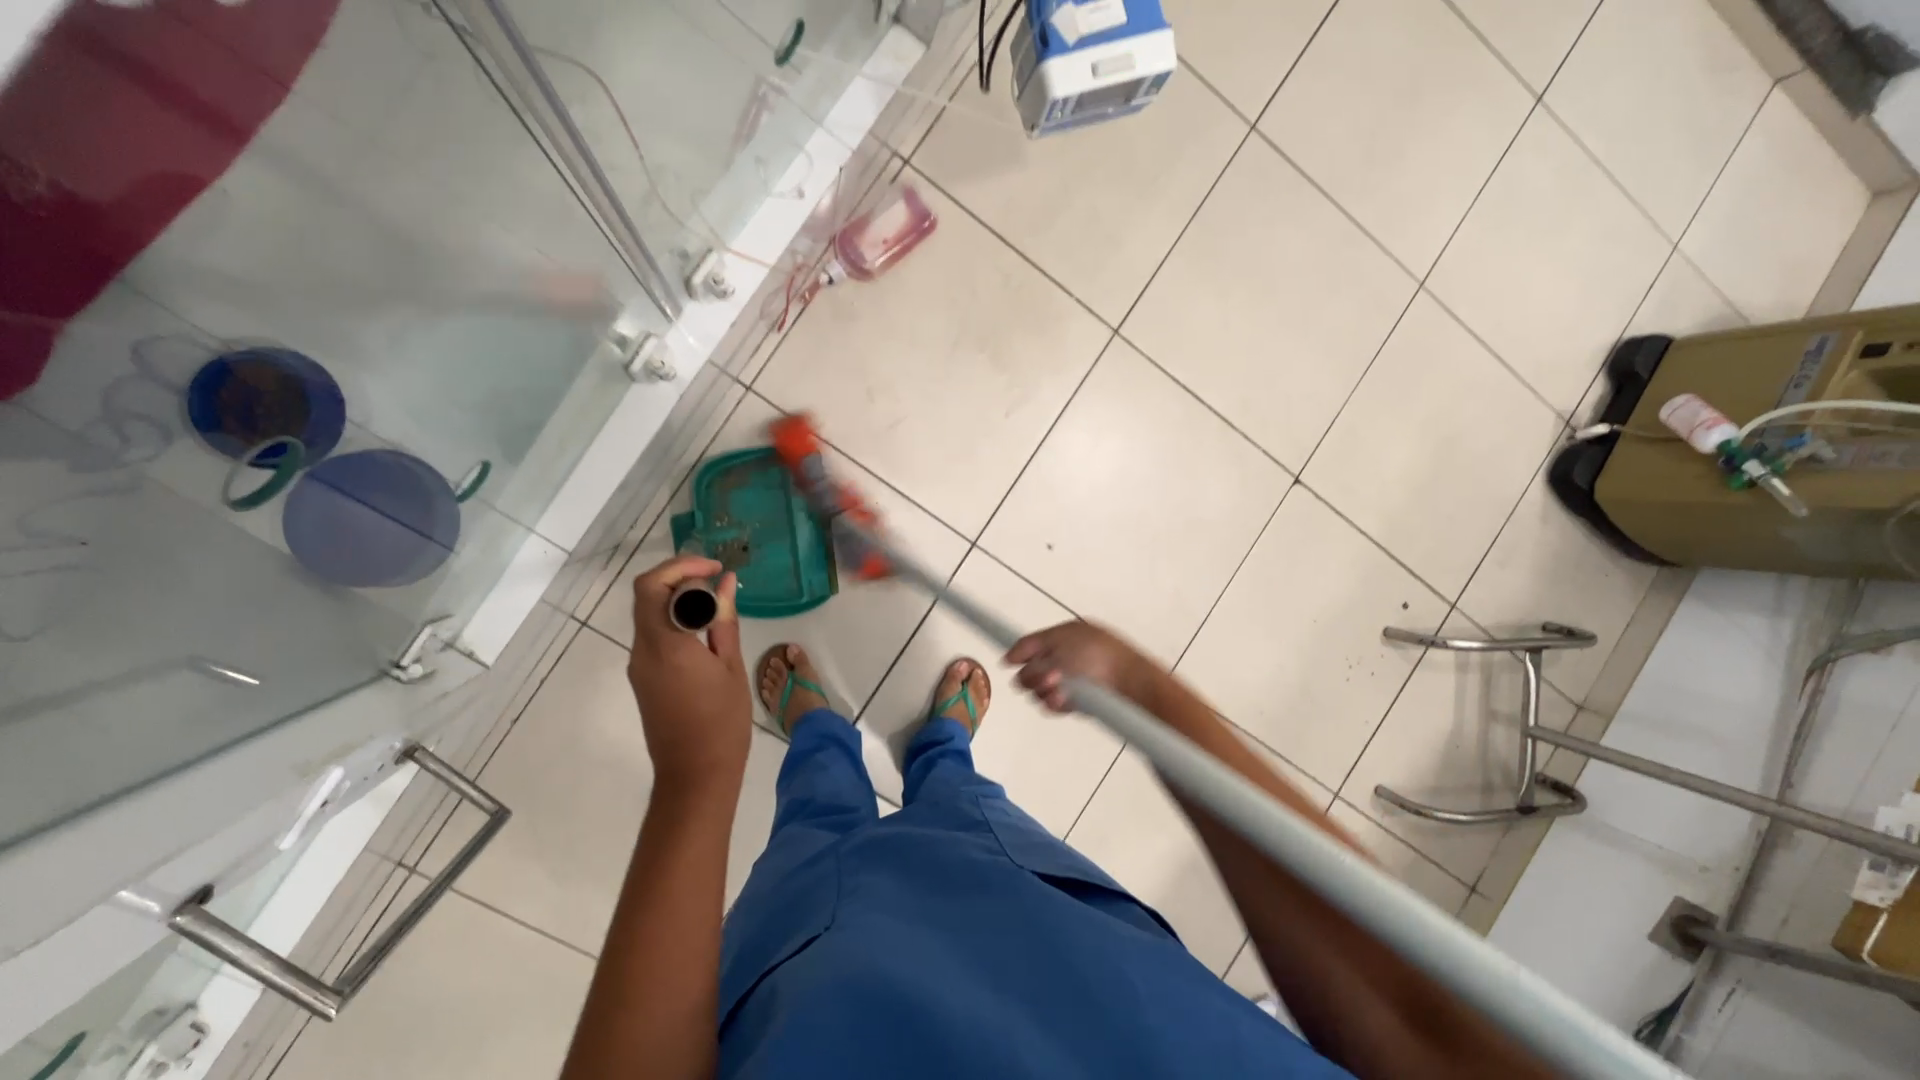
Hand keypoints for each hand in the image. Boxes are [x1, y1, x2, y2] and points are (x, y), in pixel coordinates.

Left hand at [627, 556, 751, 794]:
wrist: (694, 774)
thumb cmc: (722, 723)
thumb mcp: (732, 668)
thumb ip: (725, 621)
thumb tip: (726, 583)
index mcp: (668, 644)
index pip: (657, 586)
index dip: (685, 567)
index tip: (717, 569)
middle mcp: (644, 649)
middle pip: (645, 594)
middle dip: (677, 575)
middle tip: (713, 577)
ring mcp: (638, 664)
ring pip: (648, 613)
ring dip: (676, 597)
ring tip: (714, 602)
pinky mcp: (642, 677)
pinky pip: (653, 634)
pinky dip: (674, 619)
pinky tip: (702, 629)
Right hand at [1005, 620, 1158, 712]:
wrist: (1129, 680)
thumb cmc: (1095, 654)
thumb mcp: (1059, 642)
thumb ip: (1030, 649)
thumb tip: (1008, 659)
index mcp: (1065, 637)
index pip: (1032, 644)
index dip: (1018, 653)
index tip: (1007, 663)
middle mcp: (1066, 659)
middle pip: (1031, 670)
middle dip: (1032, 675)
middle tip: (1045, 676)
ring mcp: (1072, 682)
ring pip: (1039, 690)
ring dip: (1042, 689)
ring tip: (1056, 687)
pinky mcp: (1078, 703)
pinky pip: (1054, 704)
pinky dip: (1053, 702)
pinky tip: (1061, 699)